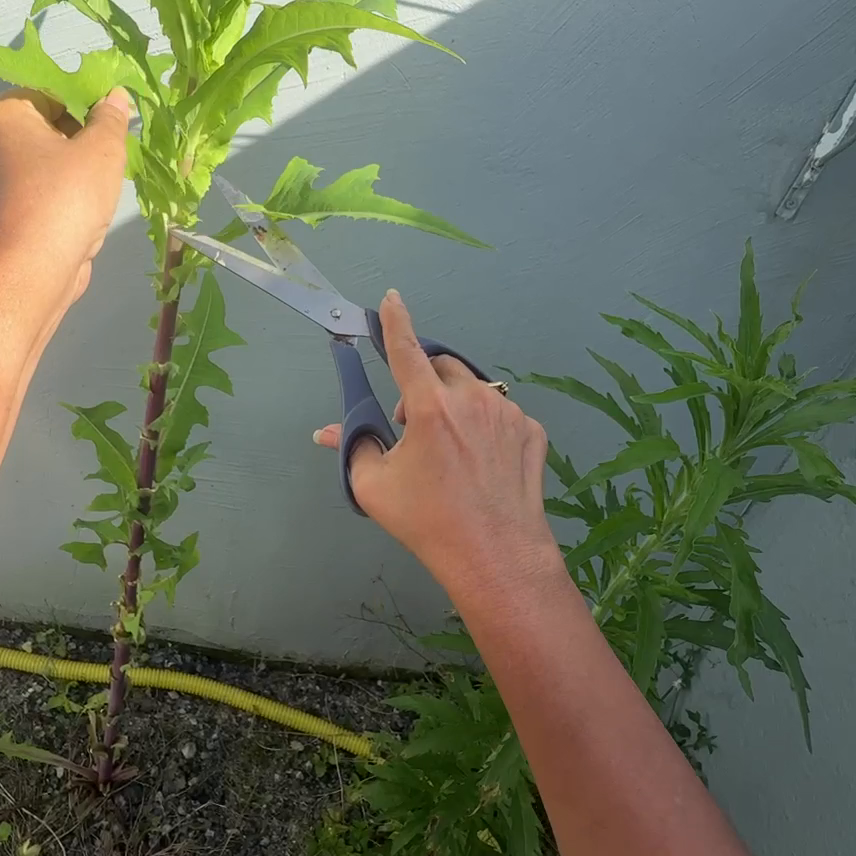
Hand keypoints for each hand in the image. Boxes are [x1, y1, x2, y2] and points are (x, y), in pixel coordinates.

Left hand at [0, 87, 130, 295]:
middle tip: (113, 151)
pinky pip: (39, 186)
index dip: (87, 103)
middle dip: (82, 136)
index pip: (51, 92)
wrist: (36, 267)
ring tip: (103, 180)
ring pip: (44, 158)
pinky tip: (87, 204)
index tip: (114, 120)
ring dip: (75, 166)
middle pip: (46, 125)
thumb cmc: (67, 198)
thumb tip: (116, 96)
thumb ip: (111, 119)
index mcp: (3, 114)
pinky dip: (62, 190)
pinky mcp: (4, 209)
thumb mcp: (102, 150)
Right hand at [311, 291, 564, 604]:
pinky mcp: (533, 432)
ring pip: (474, 390)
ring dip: (455, 405)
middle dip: (423, 384)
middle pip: (441, 367)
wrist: (496, 557)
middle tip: (414, 426)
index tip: (393, 299)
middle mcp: (472, 399)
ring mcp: (508, 414)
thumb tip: (323, 432)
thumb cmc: (428, 522)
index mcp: (430, 407)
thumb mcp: (375, 487)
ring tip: (450, 450)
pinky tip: (481, 463)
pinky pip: (502, 415)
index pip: (406, 350)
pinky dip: (486, 427)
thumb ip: (351, 448)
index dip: (396, 322)